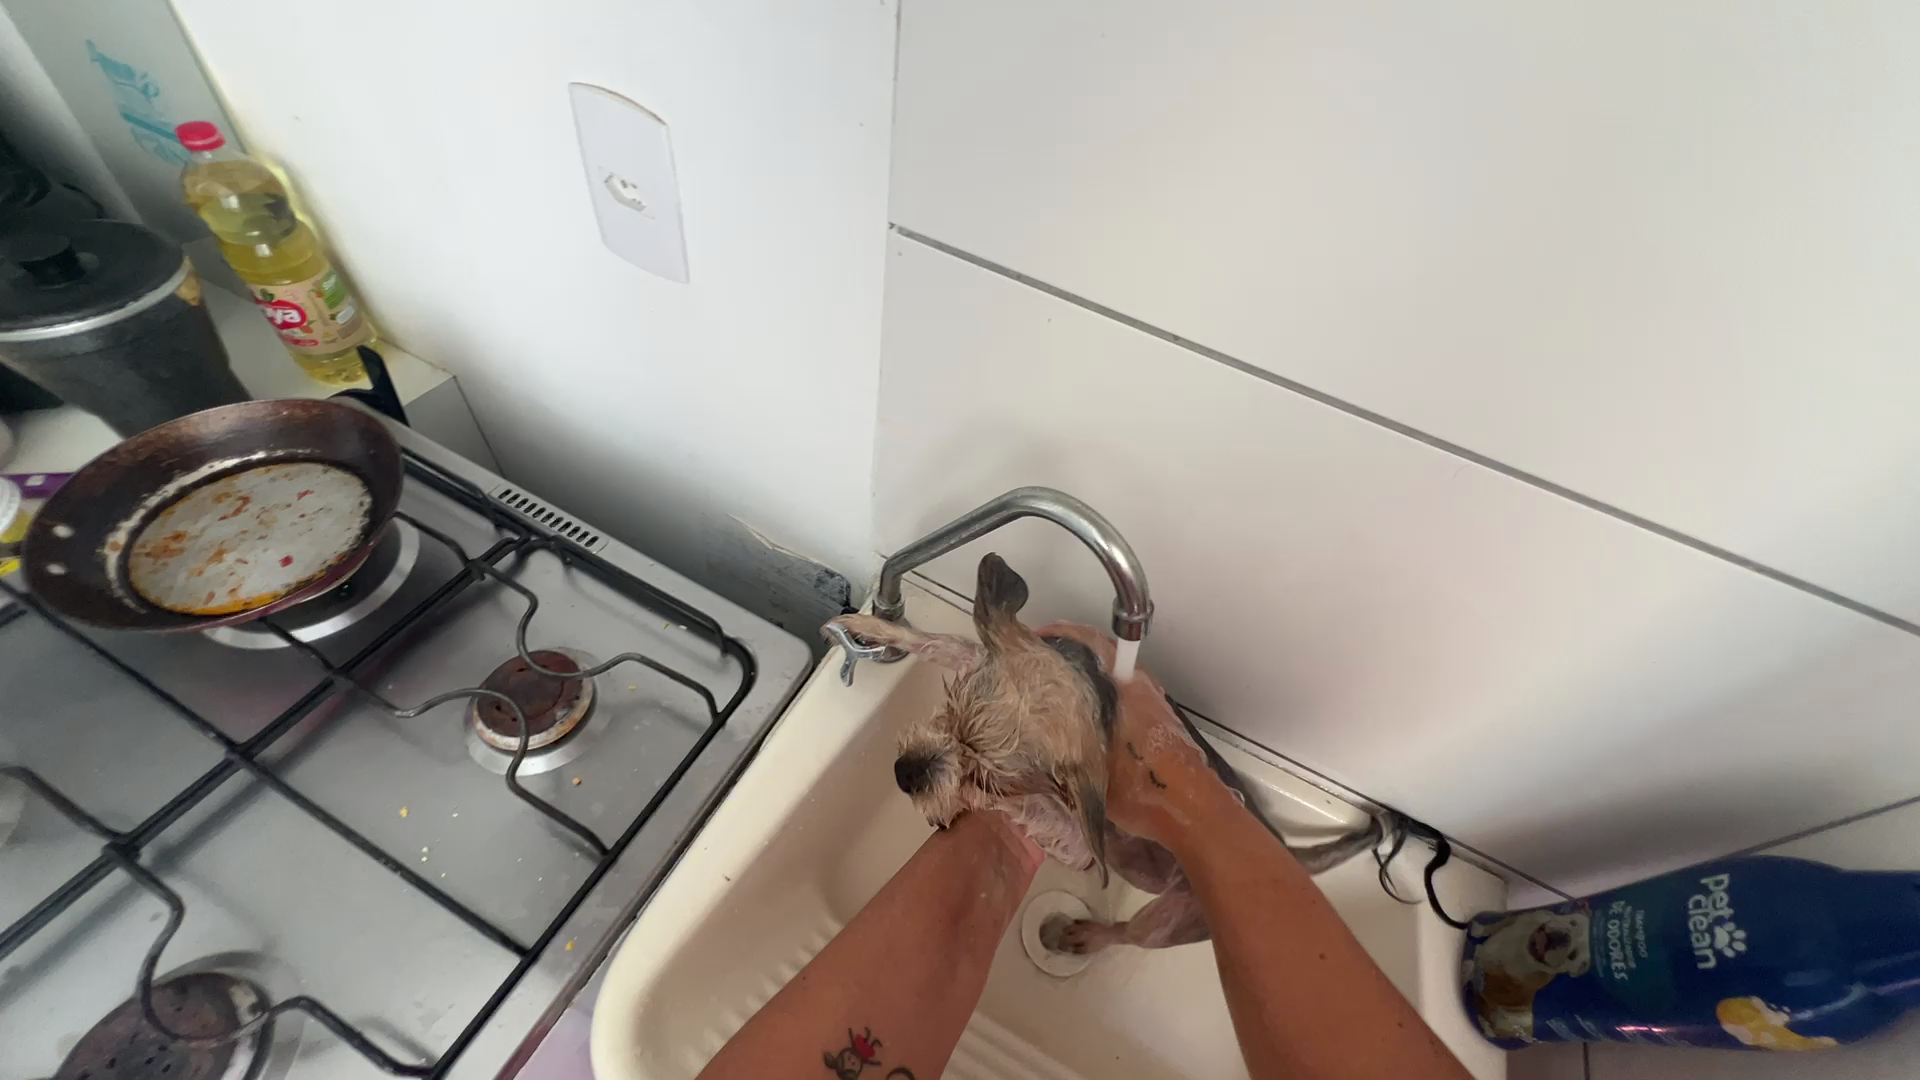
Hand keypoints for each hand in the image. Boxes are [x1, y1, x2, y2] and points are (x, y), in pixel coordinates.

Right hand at [1032, 622, 1227, 847]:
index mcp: (1121, 682)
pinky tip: (1082, 713)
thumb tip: (1038, 724)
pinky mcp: (1156, 716)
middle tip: (1039, 662)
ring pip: (1110, 671)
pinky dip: (1098, 691)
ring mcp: (1150, 698)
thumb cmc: (1141, 784)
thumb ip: (1063, 735)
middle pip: (1098, 651)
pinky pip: (1119, 690)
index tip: (1035, 639)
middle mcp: (1138, 682)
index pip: (1087, 639)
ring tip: (1055, 685)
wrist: (1191, 808)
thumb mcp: (1089, 762)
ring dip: (1084, 671)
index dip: (1059, 633)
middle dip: (1068, 650)